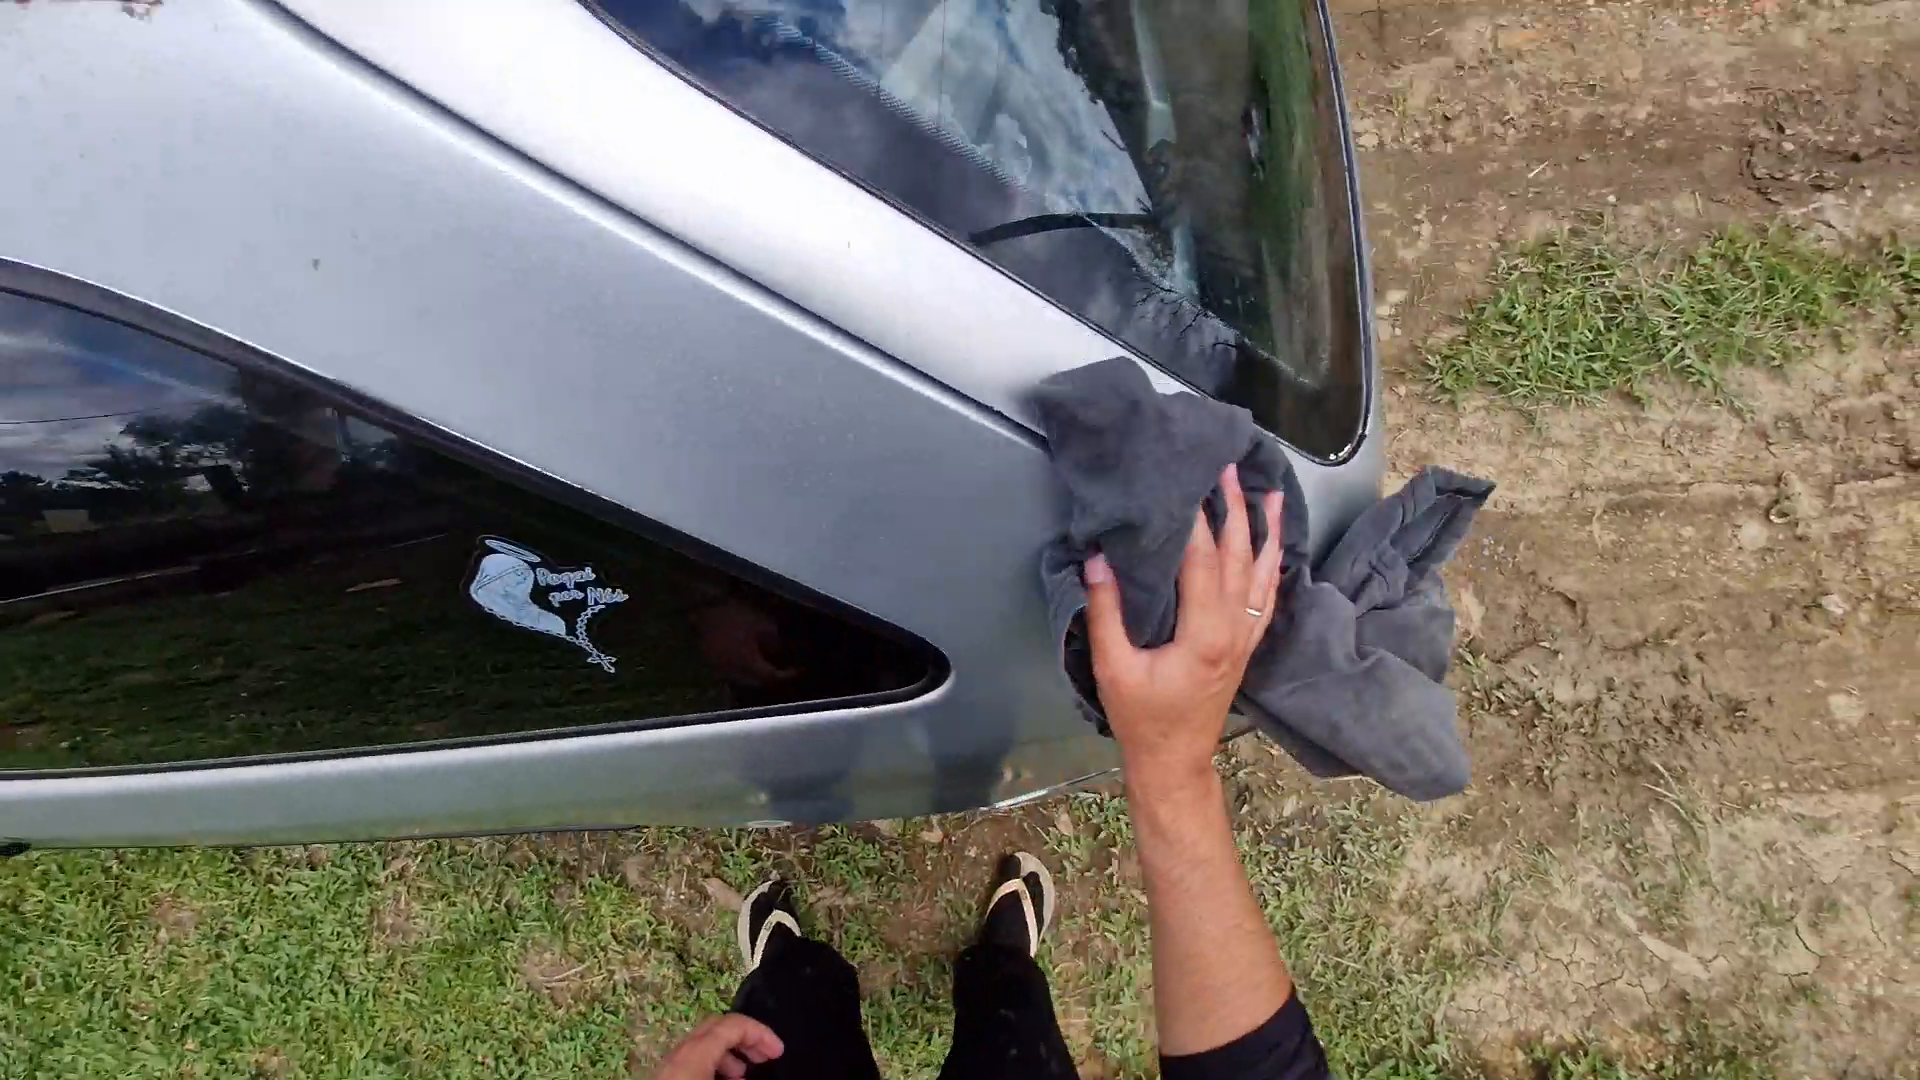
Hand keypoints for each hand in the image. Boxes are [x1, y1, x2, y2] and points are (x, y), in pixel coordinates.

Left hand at [649, 1014, 783, 1079]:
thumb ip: (743, 1078)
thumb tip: (754, 1076)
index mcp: (696, 1051)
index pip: (735, 1025)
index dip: (761, 1033)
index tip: (778, 1053)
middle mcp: (681, 1052)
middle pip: (719, 1028)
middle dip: (746, 1038)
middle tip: (766, 1057)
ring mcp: (669, 1066)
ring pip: (705, 1044)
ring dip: (730, 1053)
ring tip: (745, 1075)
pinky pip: (694, 1061)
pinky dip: (713, 1065)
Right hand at [695, 600, 800, 685]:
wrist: (705, 608)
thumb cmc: (736, 615)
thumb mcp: (763, 624)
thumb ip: (774, 641)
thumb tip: (778, 650)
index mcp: (748, 664)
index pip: (772, 677)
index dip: (787, 675)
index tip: (797, 670)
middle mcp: (734, 672)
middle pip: (757, 682)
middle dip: (772, 677)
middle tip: (784, 668)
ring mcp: (720, 668)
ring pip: (744, 679)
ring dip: (757, 675)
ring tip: (768, 663)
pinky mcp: (712, 662)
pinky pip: (732, 672)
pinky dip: (744, 669)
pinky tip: (750, 658)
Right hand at [1082, 463, 1282, 792]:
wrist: (1175, 760)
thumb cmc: (1140, 716)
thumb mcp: (1112, 666)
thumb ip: (1105, 612)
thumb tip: (1098, 559)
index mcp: (1204, 634)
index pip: (1202, 563)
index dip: (1195, 522)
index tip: (1187, 483)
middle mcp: (1235, 629)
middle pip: (1240, 558)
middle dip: (1235, 510)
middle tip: (1228, 468)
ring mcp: (1247, 637)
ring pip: (1263, 573)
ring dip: (1265, 530)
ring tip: (1270, 493)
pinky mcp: (1248, 644)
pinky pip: (1268, 595)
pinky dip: (1273, 564)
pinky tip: (1274, 545)